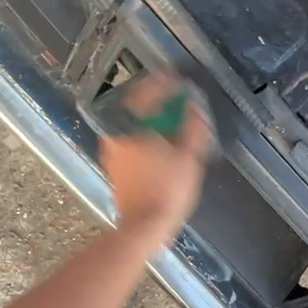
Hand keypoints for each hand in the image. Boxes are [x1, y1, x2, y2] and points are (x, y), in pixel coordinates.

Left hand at [99, 73, 213, 248]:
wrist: (144, 228)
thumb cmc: (167, 190)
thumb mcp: (189, 157)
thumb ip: (194, 127)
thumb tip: (195, 107)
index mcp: (130, 125)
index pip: (146, 91)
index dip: (165, 82)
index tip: (180, 80)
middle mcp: (116, 133)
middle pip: (138, 108)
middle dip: (159, 103)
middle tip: (179, 101)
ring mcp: (112, 151)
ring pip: (135, 126)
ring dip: (154, 122)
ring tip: (175, 124)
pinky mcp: (116, 167)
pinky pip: (132, 141)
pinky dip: (148, 137)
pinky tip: (164, 145)